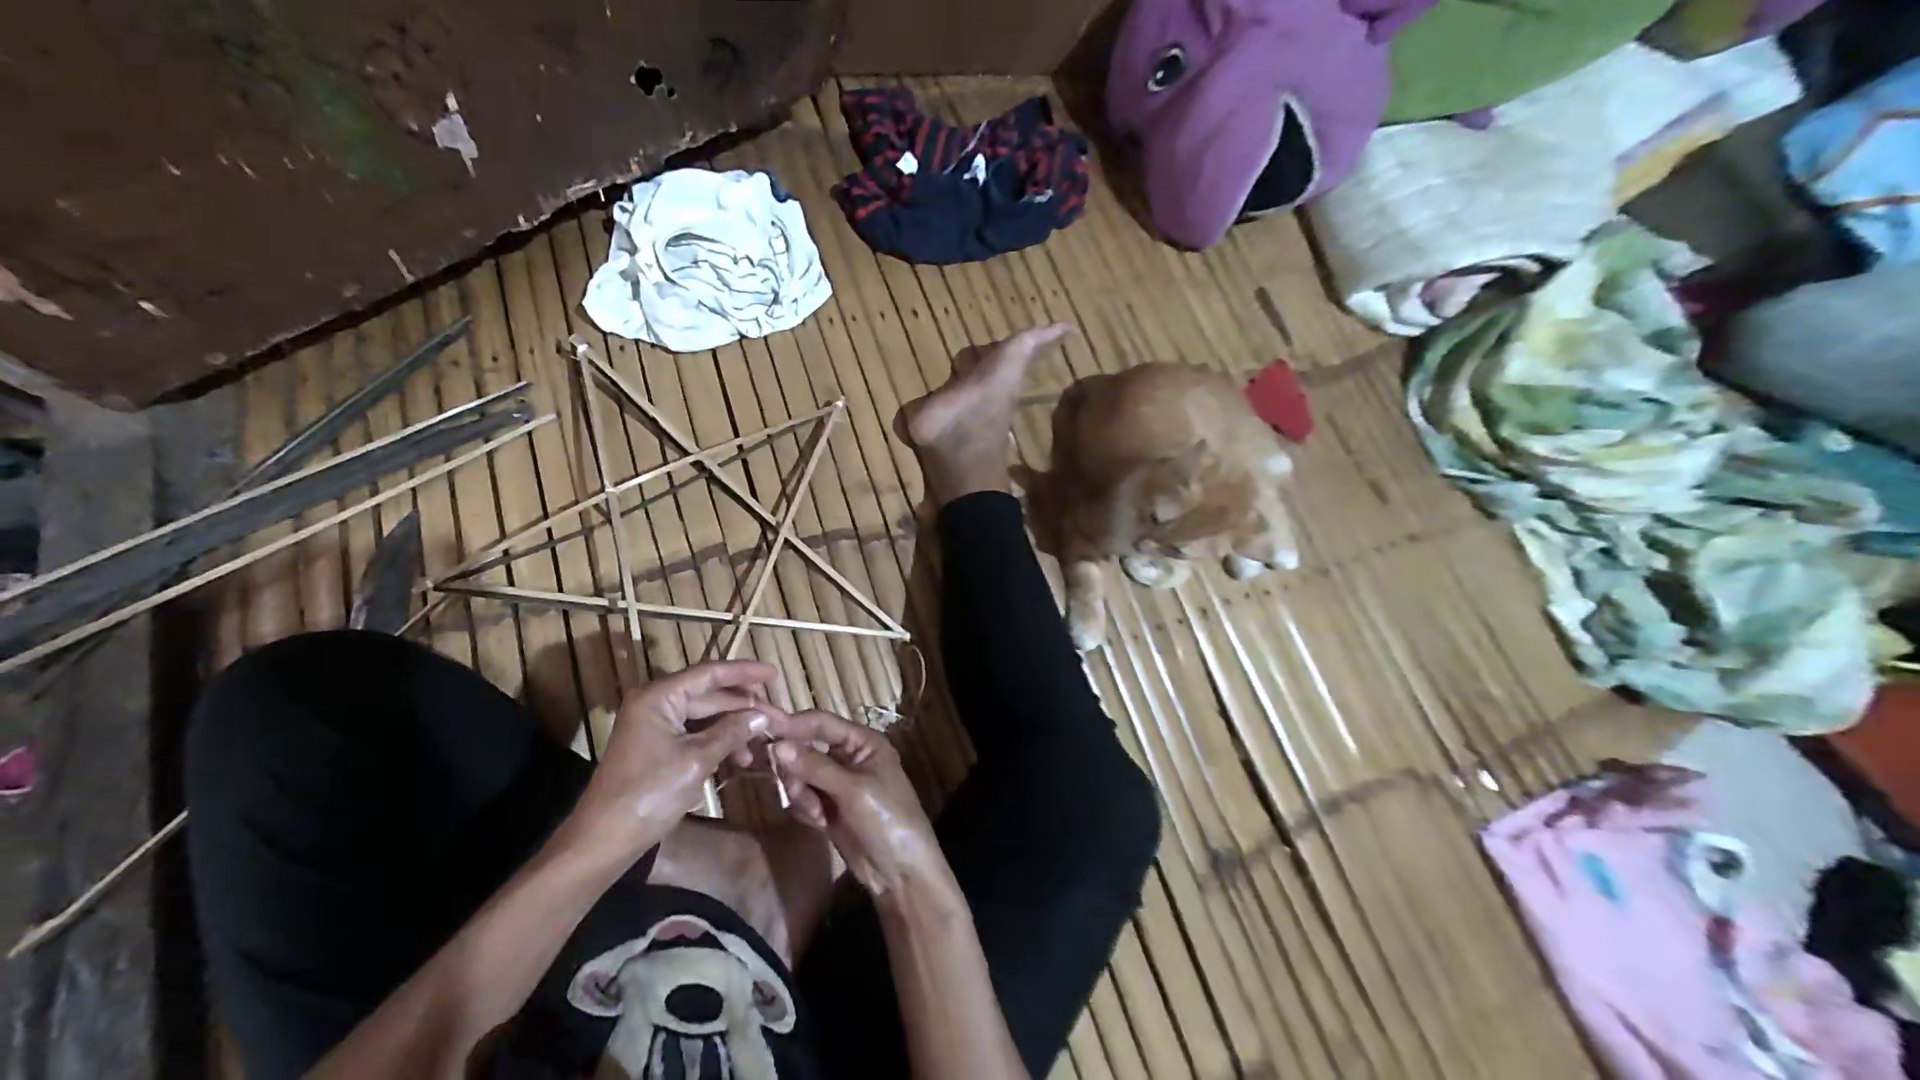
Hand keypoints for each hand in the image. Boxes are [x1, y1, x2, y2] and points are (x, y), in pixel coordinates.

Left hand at [570, 661, 777, 857]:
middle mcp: (656, 702)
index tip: (774, 673)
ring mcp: (655, 725)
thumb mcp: (697, 759)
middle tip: (779, 718)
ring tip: (764, 741)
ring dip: (735, 727)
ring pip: (706, 716)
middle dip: (745, 706)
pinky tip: (741, 757)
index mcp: (660, 696)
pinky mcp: (657, 746)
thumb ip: (732, 731)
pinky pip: (696, 733)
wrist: (604, 838)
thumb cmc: (650, 792)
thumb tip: (764, 715)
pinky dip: (719, 741)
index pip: (710, 673)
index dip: (745, 672)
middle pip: (710, 694)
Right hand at [773, 711, 952, 900]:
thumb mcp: (853, 790)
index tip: (765, 733)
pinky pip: (803, 797)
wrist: (900, 871)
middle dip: (797, 769)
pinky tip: (819, 823)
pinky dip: (804, 808)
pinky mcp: (829, 807)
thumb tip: (777, 745)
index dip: (794, 725)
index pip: (822, 723)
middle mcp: (849, 757)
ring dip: (801, 793)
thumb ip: (815, 767)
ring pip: (800, 774)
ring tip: (816, 814)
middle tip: (794, 789)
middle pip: (806, 748)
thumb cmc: (886, 819)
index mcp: (863, 742)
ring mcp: (838, 783)